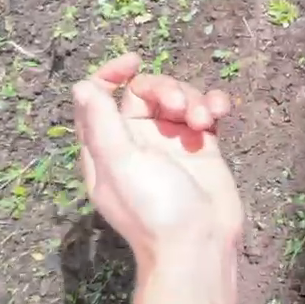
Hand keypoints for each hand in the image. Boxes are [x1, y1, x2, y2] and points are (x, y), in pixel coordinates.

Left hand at [72, 53, 243, 270]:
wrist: (200, 241)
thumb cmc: (154, 207)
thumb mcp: (121, 163)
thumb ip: (102, 123)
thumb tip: (83, 86)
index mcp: (107, 147)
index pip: (99, 99)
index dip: (111, 75)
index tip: (134, 62)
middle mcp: (137, 141)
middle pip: (147, 92)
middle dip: (167, 90)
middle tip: (178, 108)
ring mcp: (171, 142)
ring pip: (180, 98)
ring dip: (194, 100)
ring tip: (204, 122)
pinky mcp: (203, 145)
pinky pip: (206, 109)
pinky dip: (213, 105)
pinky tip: (221, 113)